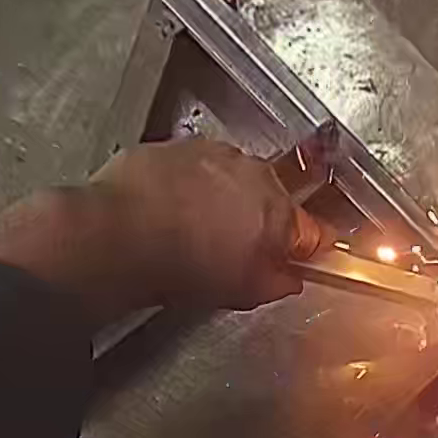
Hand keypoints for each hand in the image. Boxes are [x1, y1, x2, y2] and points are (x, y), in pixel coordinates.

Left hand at [0, 139, 302, 319]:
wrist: (124, 236)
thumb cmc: (186, 266)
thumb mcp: (244, 291)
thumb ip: (278, 282)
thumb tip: (290, 279)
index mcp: (280, 213)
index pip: (313, 231)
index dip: (308, 247)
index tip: (301, 256)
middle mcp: (255, 174)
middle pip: (273, 200)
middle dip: (262, 223)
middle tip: (238, 251)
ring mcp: (217, 155)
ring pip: (236, 181)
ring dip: (227, 202)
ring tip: (200, 233)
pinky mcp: (180, 146)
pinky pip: (200, 169)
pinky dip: (195, 188)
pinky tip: (176, 213)